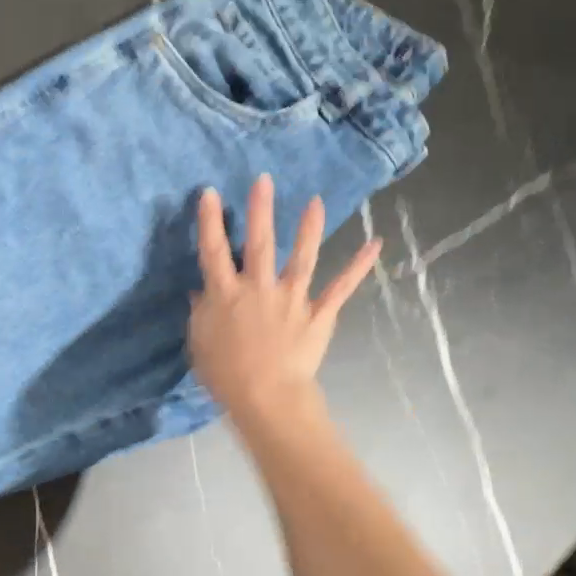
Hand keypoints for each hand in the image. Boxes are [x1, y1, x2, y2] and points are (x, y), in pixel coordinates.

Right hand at [189, 173, 378, 424]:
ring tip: (314, 201)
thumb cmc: (222, 372)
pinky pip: (340, 287)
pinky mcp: (318, 314)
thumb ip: (202, 311)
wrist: (265, 395)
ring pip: (301, 257)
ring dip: (308, 228)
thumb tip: (202, 290)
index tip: (208, 194)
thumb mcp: (199, 340)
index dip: (209, 222)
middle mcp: (258, 289)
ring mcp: (292, 299)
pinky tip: (376, 245)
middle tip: (262, 180)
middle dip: (259, 210)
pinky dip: (359, 266)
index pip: (213, 252)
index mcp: (225, 295)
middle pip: (259, 244)